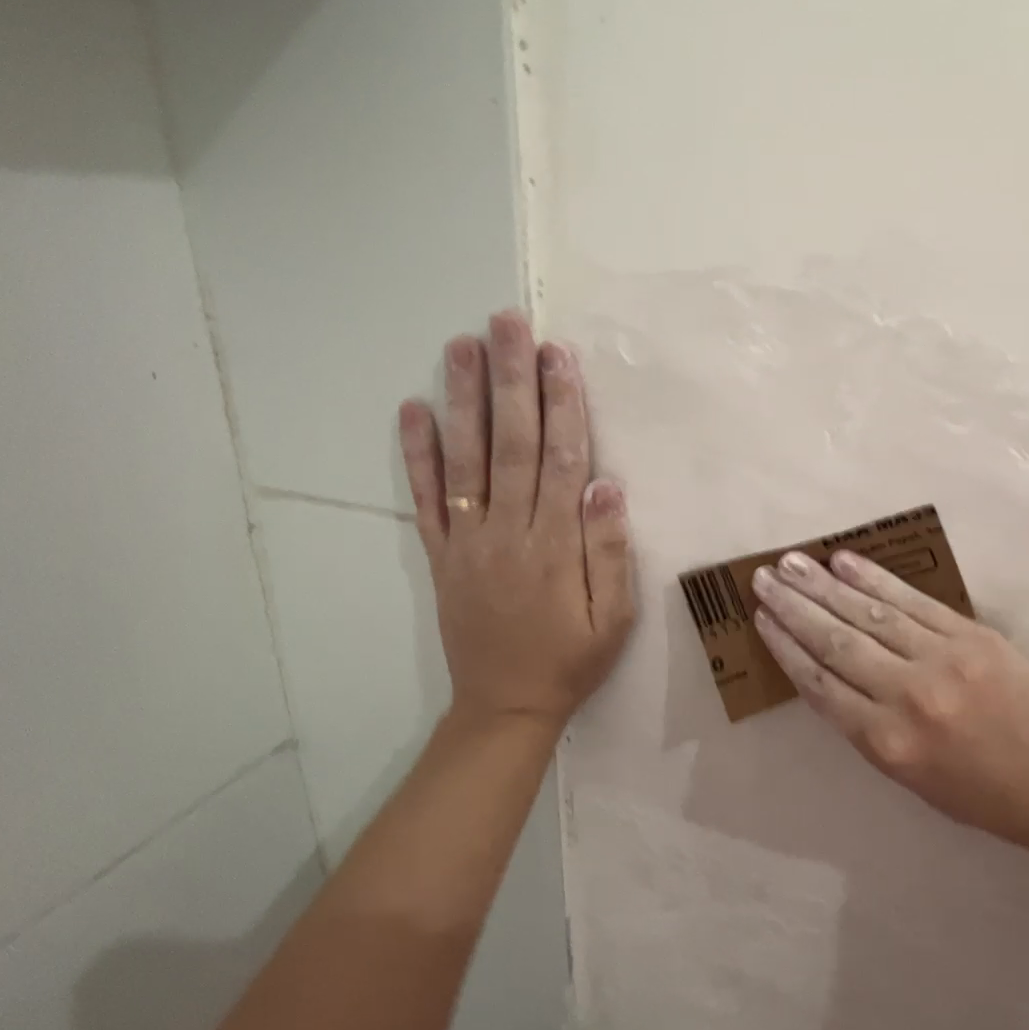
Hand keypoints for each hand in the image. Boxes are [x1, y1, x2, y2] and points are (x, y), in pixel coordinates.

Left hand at [397, 310, 635, 730]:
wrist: (506, 706)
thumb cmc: (572, 659)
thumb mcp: (614, 617)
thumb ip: (609, 550)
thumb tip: (606, 483)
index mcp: (554, 544)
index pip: (561, 459)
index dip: (561, 403)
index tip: (557, 354)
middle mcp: (507, 531)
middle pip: (511, 443)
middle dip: (511, 380)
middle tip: (507, 323)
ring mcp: (468, 541)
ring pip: (466, 459)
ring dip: (464, 400)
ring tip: (461, 345)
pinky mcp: (442, 555)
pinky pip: (426, 499)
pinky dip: (418, 454)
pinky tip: (413, 410)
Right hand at [750, 549, 1028, 850]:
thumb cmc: (983, 795)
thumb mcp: (910, 778)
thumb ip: (867, 729)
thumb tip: (830, 677)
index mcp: (887, 743)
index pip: (820, 685)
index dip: (786, 648)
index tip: (762, 619)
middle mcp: (907, 696)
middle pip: (836, 641)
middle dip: (794, 607)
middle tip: (763, 578)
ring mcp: (942, 659)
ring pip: (869, 613)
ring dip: (825, 585)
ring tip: (792, 563)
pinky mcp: (972, 635)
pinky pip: (913, 601)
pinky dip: (877, 578)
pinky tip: (848, 563)